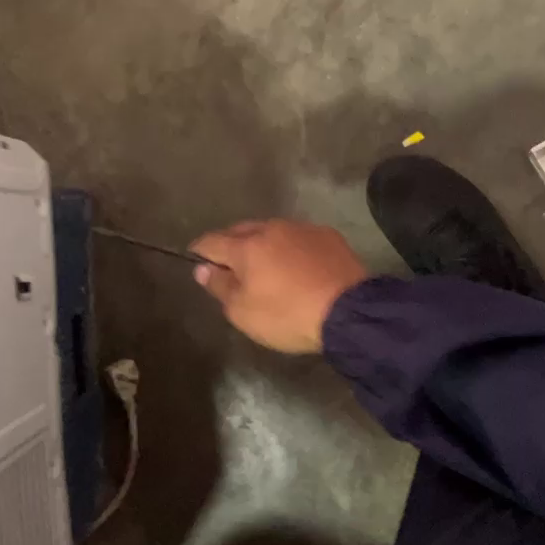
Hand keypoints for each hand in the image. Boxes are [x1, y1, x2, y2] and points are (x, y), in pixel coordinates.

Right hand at [189, 219, 369, 352]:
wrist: (349, 312)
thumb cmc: (287, 315)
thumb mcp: (244, 312)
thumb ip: (220, 287)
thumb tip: (203, 269)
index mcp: (245, 247)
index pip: (211, 241)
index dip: (200, 250)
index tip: (195, 257)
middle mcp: (271, 229)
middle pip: (240, 230)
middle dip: (230, 243)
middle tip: (228, 262)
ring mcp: (301, 229)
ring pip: (271, 231)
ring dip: (261, 243)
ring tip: (263, 262)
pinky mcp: (328, 236)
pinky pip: (297, 237)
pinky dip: (289, 247)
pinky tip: (295, 264)